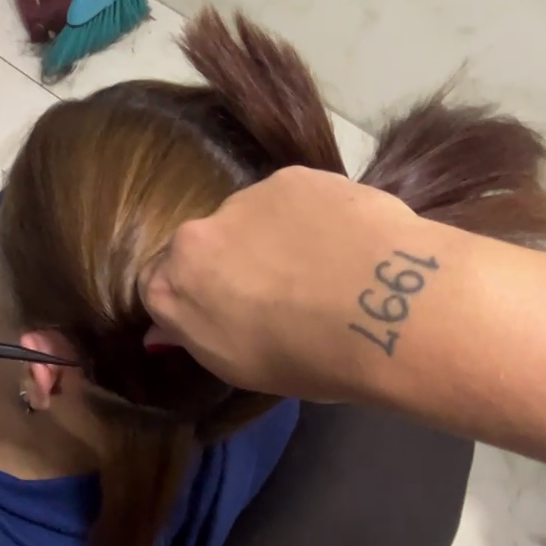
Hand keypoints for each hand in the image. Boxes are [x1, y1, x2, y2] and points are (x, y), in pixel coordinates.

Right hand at [138, 166, 438, 400]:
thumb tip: (163, 329)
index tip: (222, 315)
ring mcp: (242, 201)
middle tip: (271, 294)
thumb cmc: (303, 358)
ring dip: (268, 239)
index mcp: (168, 289)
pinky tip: (340, 242)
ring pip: (246, 219)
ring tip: (317, 268)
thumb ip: (193, 337)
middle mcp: (192, 237)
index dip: (192, 300)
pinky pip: (290, 200)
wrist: (387, 309)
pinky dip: (308, 217)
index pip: (158, 287)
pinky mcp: (292, 177)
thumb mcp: (237, 368)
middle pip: (200, 248)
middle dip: (226, 266)